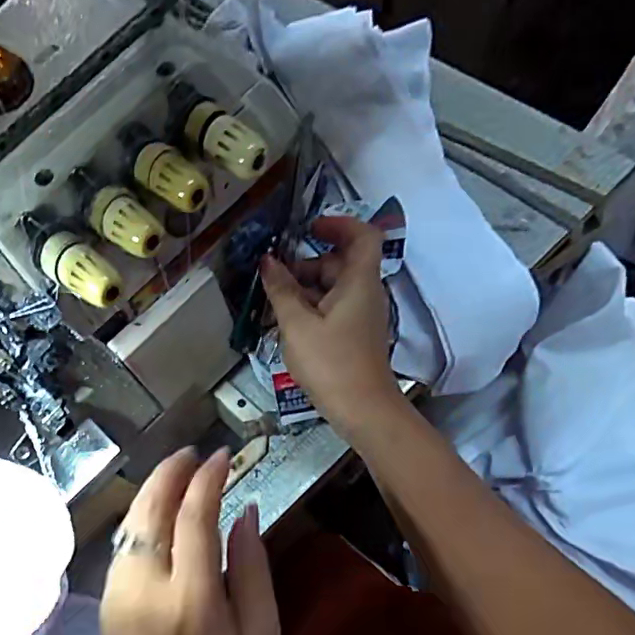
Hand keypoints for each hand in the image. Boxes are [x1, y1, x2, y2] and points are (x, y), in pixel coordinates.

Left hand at [99, 449, 278, 634]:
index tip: (223, 456)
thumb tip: (246, 513)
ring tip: (177, 471)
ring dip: (153, 489)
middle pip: (151, 509)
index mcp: (191, 599)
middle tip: (193, 452)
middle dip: (171, 471)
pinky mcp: (106, 598)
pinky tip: (159, 510)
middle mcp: (146, 588)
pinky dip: (141, 516)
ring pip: (131, 522)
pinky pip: (124, 542)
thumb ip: (253, 569)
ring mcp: (118, 592)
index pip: (195, 517)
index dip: (209, 478)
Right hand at [260, 215, 403, 433]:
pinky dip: (312, 309)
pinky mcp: (356, 336)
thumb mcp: (297, 325)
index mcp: (359, 281)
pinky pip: (334, 310)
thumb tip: (268, 262)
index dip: (337, 224)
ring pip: (334, 289)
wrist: (363, 410)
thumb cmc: (331, 363)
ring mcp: (363, 316)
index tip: (308, 228)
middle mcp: (366, 293)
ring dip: (304, 291)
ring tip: (274, 306)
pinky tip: (288, 326)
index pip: (361, 235)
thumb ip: (281, 290)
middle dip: (306, 265)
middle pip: (340, 263)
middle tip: (275, 278)